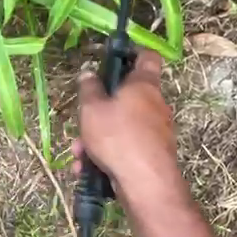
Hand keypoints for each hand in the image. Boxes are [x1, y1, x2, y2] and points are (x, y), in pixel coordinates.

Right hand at [74, 49, 183, 206]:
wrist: (146, 183)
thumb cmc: (118, 137)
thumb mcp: (92, 109)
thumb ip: (88, 89)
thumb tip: (88, 73)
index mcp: (144, 85)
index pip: (146, 56)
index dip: (131, 53)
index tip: (113, 58)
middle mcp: (155, 105)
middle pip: (126, 97)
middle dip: (99, 110)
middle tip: (83, 120)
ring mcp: (156, 131)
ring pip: (121, 126)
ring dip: (97, 138)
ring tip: (80, 154)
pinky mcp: (153, 154)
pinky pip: (126, 147)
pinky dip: (107, 155)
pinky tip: (89, 169)